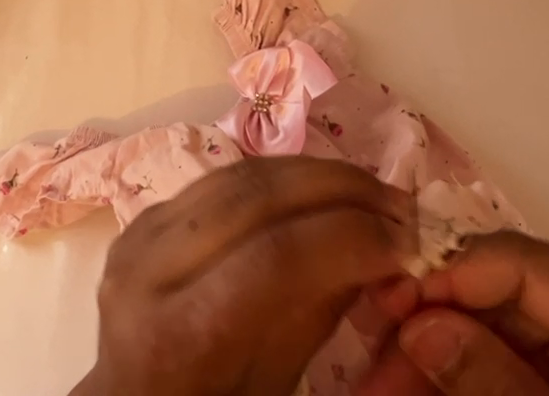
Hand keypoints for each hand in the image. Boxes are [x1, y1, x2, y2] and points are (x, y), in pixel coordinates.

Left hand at [72, 157, 416, 395]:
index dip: (349, 236)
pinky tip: (321, 188)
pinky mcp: (147, 212)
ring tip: (372, 191)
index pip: (274, 258)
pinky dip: (281, 177)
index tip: (406, 239)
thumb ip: (318, 312)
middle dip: (341, 189)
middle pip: (256, 197)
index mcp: (178, 335)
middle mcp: (148, 267)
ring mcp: (141, 231)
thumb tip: (380, 249)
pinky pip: (224, 178)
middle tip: (400, 204)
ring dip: (317, 174)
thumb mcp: (272, 385)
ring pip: (242, 174)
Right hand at [357, 232, 548, 394]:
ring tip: (380, 389)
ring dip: (435, 359)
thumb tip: (416, 325)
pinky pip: (511, 356)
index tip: (378, 312)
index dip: (440, 275)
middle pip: (494, 292)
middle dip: (426, 331)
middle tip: (368, 376)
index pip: (513, 259)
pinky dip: (466, 377)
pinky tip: (417, 390)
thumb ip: (497, 386)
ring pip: (492, 326)